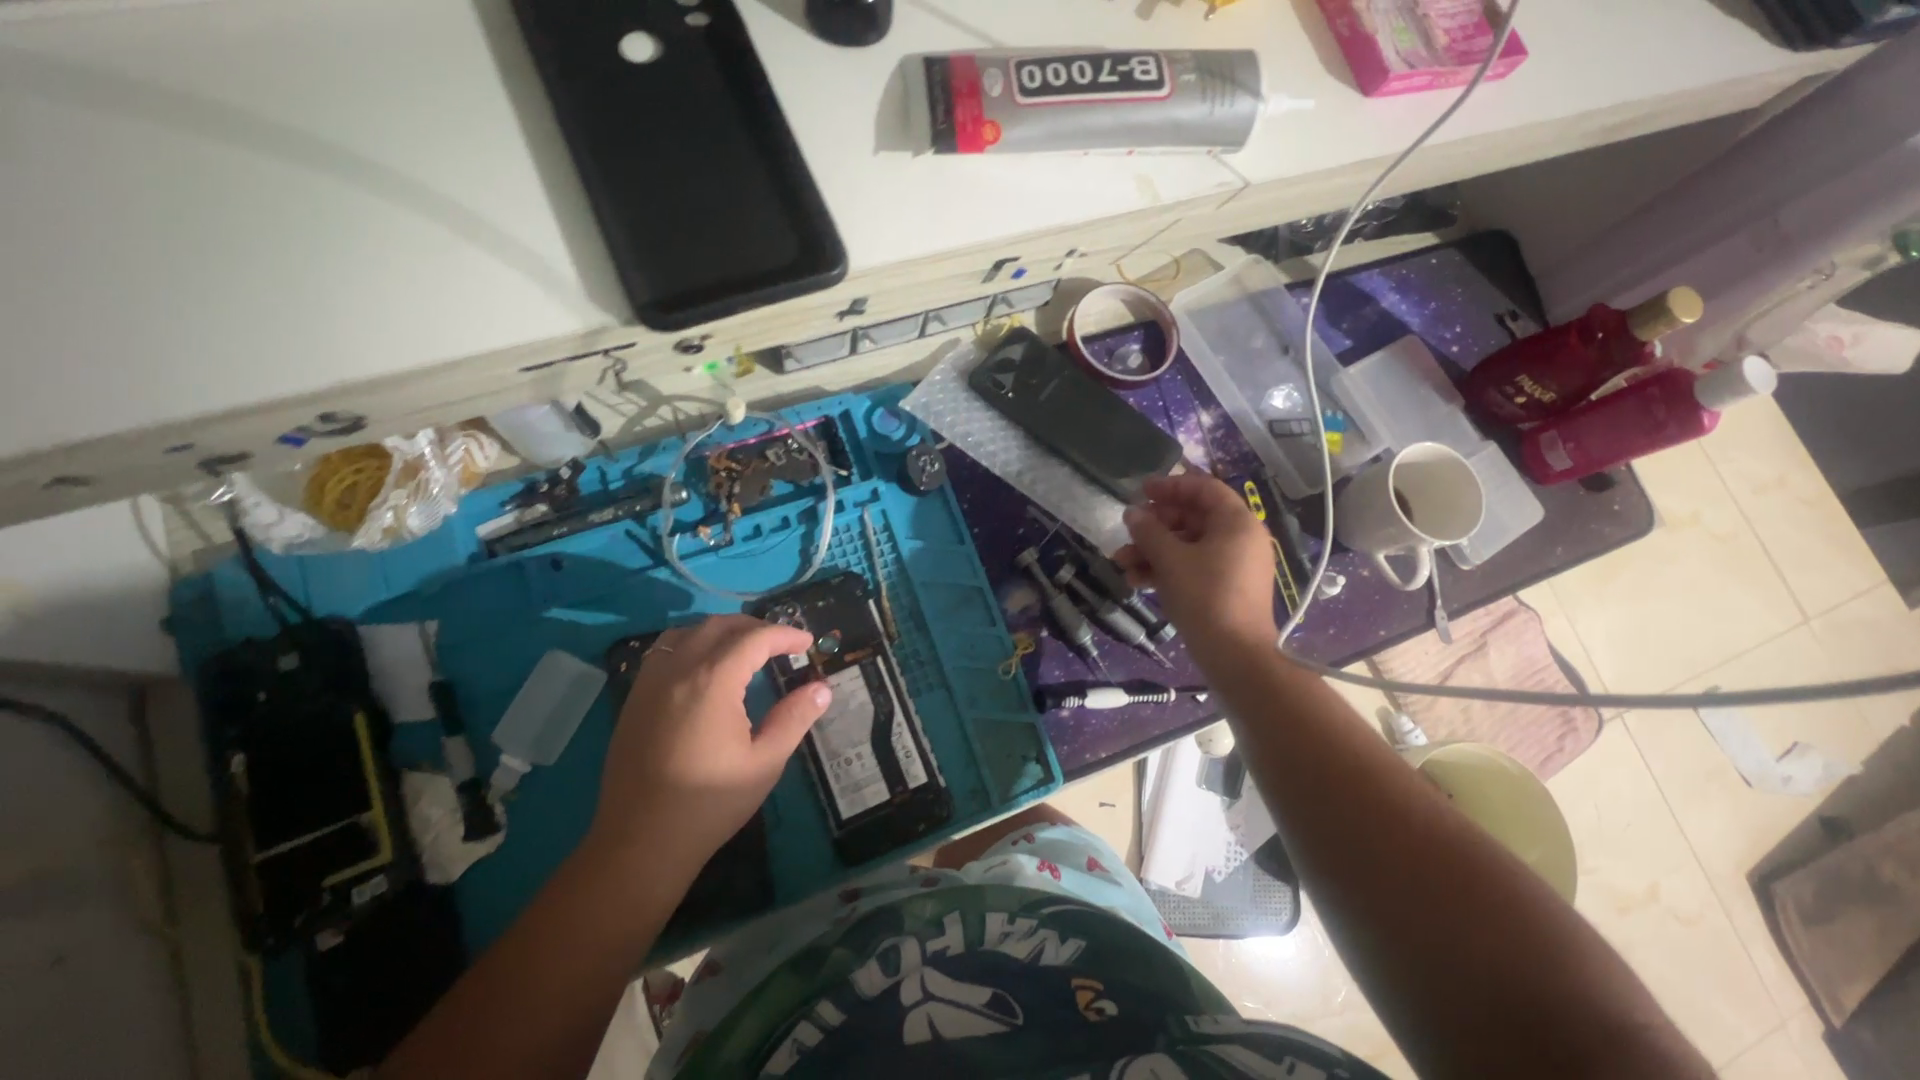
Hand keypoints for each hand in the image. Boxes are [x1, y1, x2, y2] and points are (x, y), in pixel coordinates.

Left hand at [586, 615, 830, 877]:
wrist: (642, 840)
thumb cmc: (710, 803)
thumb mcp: (765, 762)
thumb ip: (794, 718)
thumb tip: (821, 688)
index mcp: (712, 681)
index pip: (754, 638)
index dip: (784, 635)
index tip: (807, 643)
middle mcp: (677, 670)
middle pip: (718, 626)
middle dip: (754, 627)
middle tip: (782, 644)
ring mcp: (649, 682)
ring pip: (686, 632)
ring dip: (719, 631)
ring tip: (744, 650)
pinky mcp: (634, 699)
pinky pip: (663, 652)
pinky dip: (691, 645)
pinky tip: (705, 670)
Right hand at [1114, 473, 1279, 657]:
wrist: (1235, 655)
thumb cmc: (1205, 596)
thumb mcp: (1171, 560)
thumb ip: (1149, 532)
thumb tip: (1132, 513)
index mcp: (1237, 522)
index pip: (1204, 488)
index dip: (1171, 486)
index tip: (1141, 491)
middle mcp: (1240, 538)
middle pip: (1192, 518)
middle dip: (1154, 526)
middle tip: (1127, 532)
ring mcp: (1234, 565)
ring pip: (1188, 546)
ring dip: (1153, 551)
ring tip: (1121, 563)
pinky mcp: (1225, 589)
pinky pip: (1193, 567)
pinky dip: (1167, 570)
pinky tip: (1136, 581)